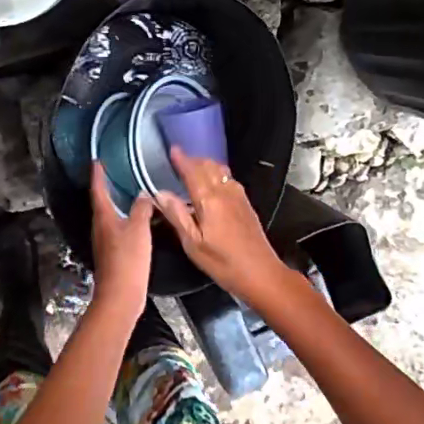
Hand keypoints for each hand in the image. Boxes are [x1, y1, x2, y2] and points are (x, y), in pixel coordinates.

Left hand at [89, 163, 152, 310]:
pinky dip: (124, 217)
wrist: (120, 295)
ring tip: (129, 190)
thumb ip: (141, 208)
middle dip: (107, 186)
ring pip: (109, 215)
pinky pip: (117, 227)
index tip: (97, 160)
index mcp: (103, 217)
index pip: (98, 190)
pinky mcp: (112, 252)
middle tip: (117, 171)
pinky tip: (136, 218)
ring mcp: (104, 240)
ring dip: (116, 202)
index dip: (98, 175)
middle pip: (101, 201)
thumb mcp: (138, 230)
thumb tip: (143, 193)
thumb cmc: (127, 259)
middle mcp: (100, 226)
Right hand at [155, 149, 283, 301]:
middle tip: (179, 160)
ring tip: (193, 168)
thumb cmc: (224, 263)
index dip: (181, 159)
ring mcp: (238, 197)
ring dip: (206, 165)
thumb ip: (176, 215)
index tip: (172, 149)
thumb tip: (160, 193)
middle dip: (193, 160)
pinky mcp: (246, 205)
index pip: (192, 171)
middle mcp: (225, 193)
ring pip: (220, 171)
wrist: (262, 274)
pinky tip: (212, 184)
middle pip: (208, 166)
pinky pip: (229, 179)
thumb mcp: (193, 244)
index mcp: (209, 200)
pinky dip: (217, 174)